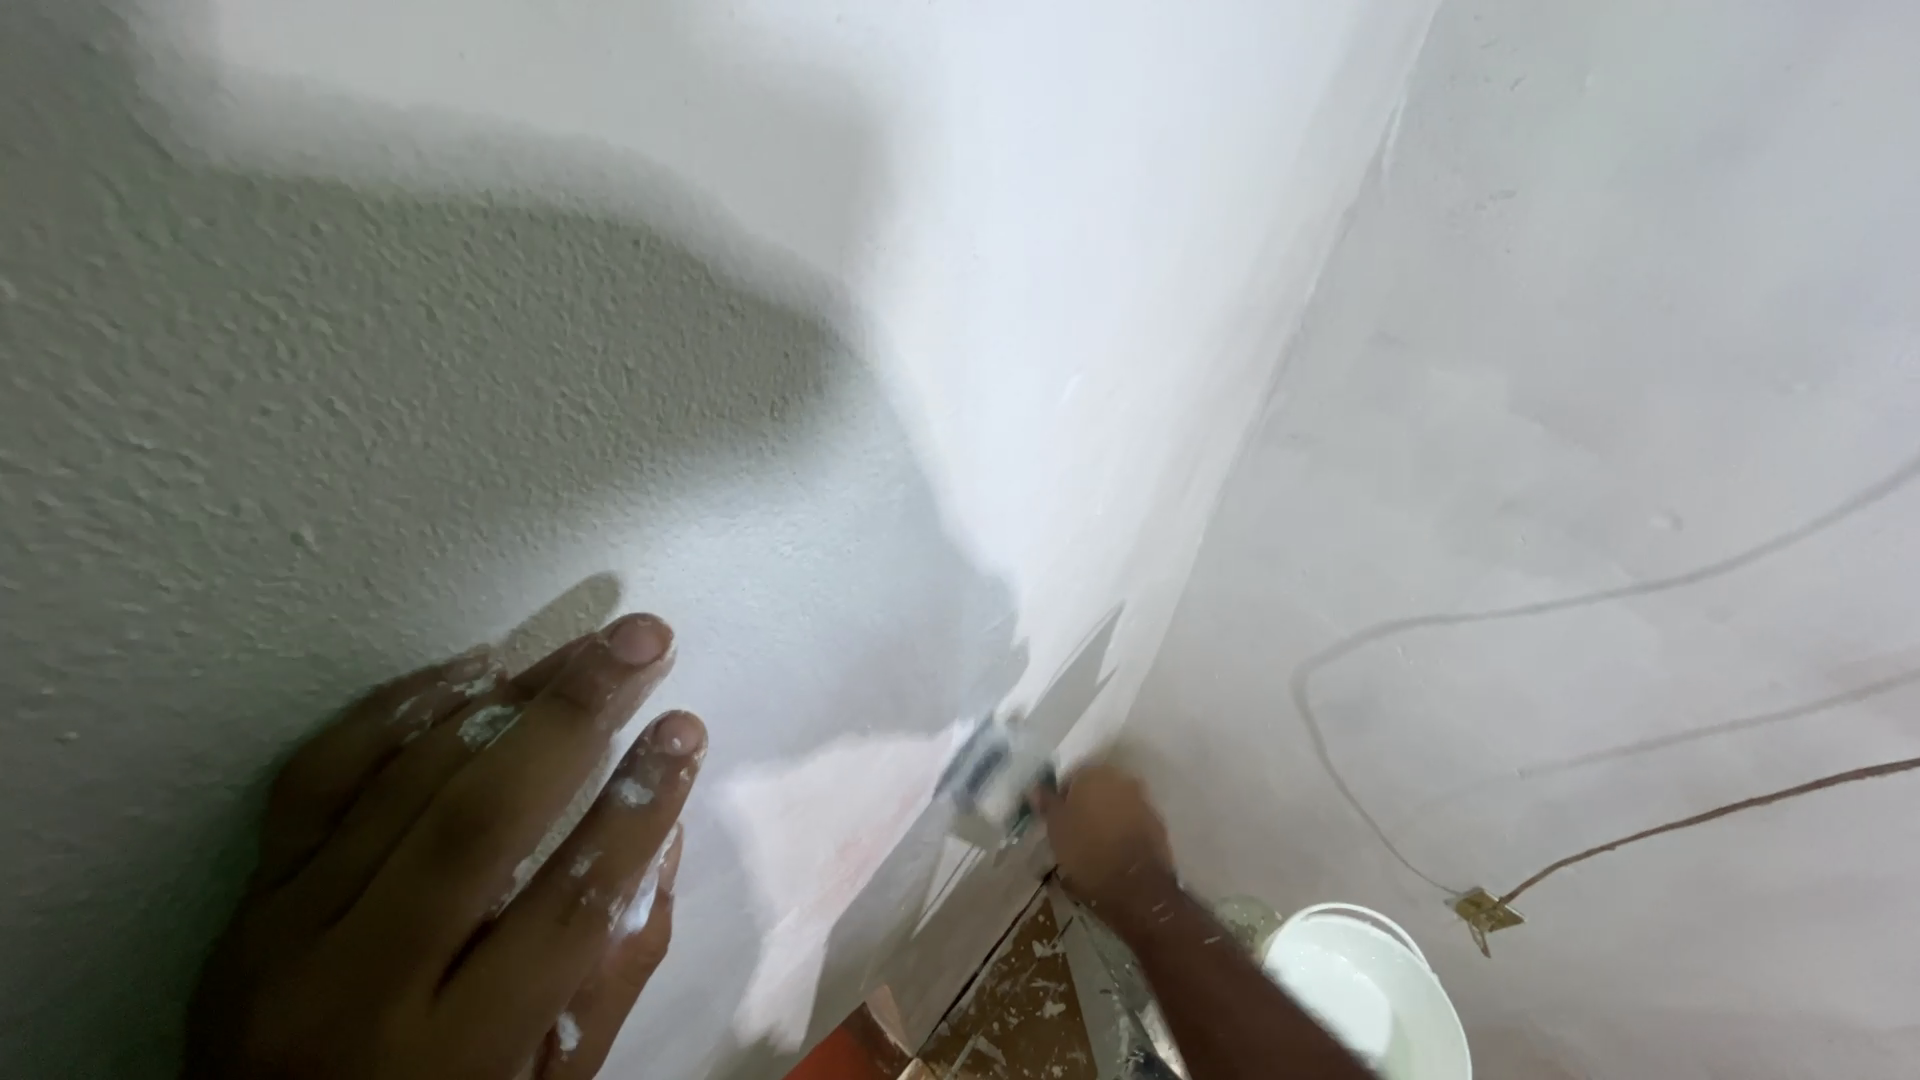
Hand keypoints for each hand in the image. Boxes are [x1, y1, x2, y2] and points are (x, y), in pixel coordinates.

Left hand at [186, 613, 704, 1079]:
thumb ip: (618, 965)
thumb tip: (664, 831)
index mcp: (457, 1053)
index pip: (571, 905)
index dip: (639, 806)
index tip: (686, 728)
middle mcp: (357, 991)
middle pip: (480, 823)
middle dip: (575, 715)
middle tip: (643, 642)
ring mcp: (286, 936)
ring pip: (408, 782)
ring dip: (513, 695)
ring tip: (587, 646)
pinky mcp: (247, 900)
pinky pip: (317, 777)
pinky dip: (398, 707)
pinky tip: (474, 667)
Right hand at [1033, 762, 1174, 909]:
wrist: (1137, 887)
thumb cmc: (1087, 852)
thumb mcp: (1056, 829)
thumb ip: (1047, 804)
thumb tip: (1036, 788)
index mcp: (1094, 774)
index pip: (1072, 776)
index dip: (1062, 796)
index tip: (1056, 818)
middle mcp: (1121, 779)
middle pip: (1097, 787)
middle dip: (1086, 803)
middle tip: (1073, 829)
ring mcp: (1143, 801)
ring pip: (1116, 804)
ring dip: (1106, 817)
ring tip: (1094, 843)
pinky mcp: (1157, 825)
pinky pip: (1133, 821)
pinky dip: (1122, 831)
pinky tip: (1113, 851)